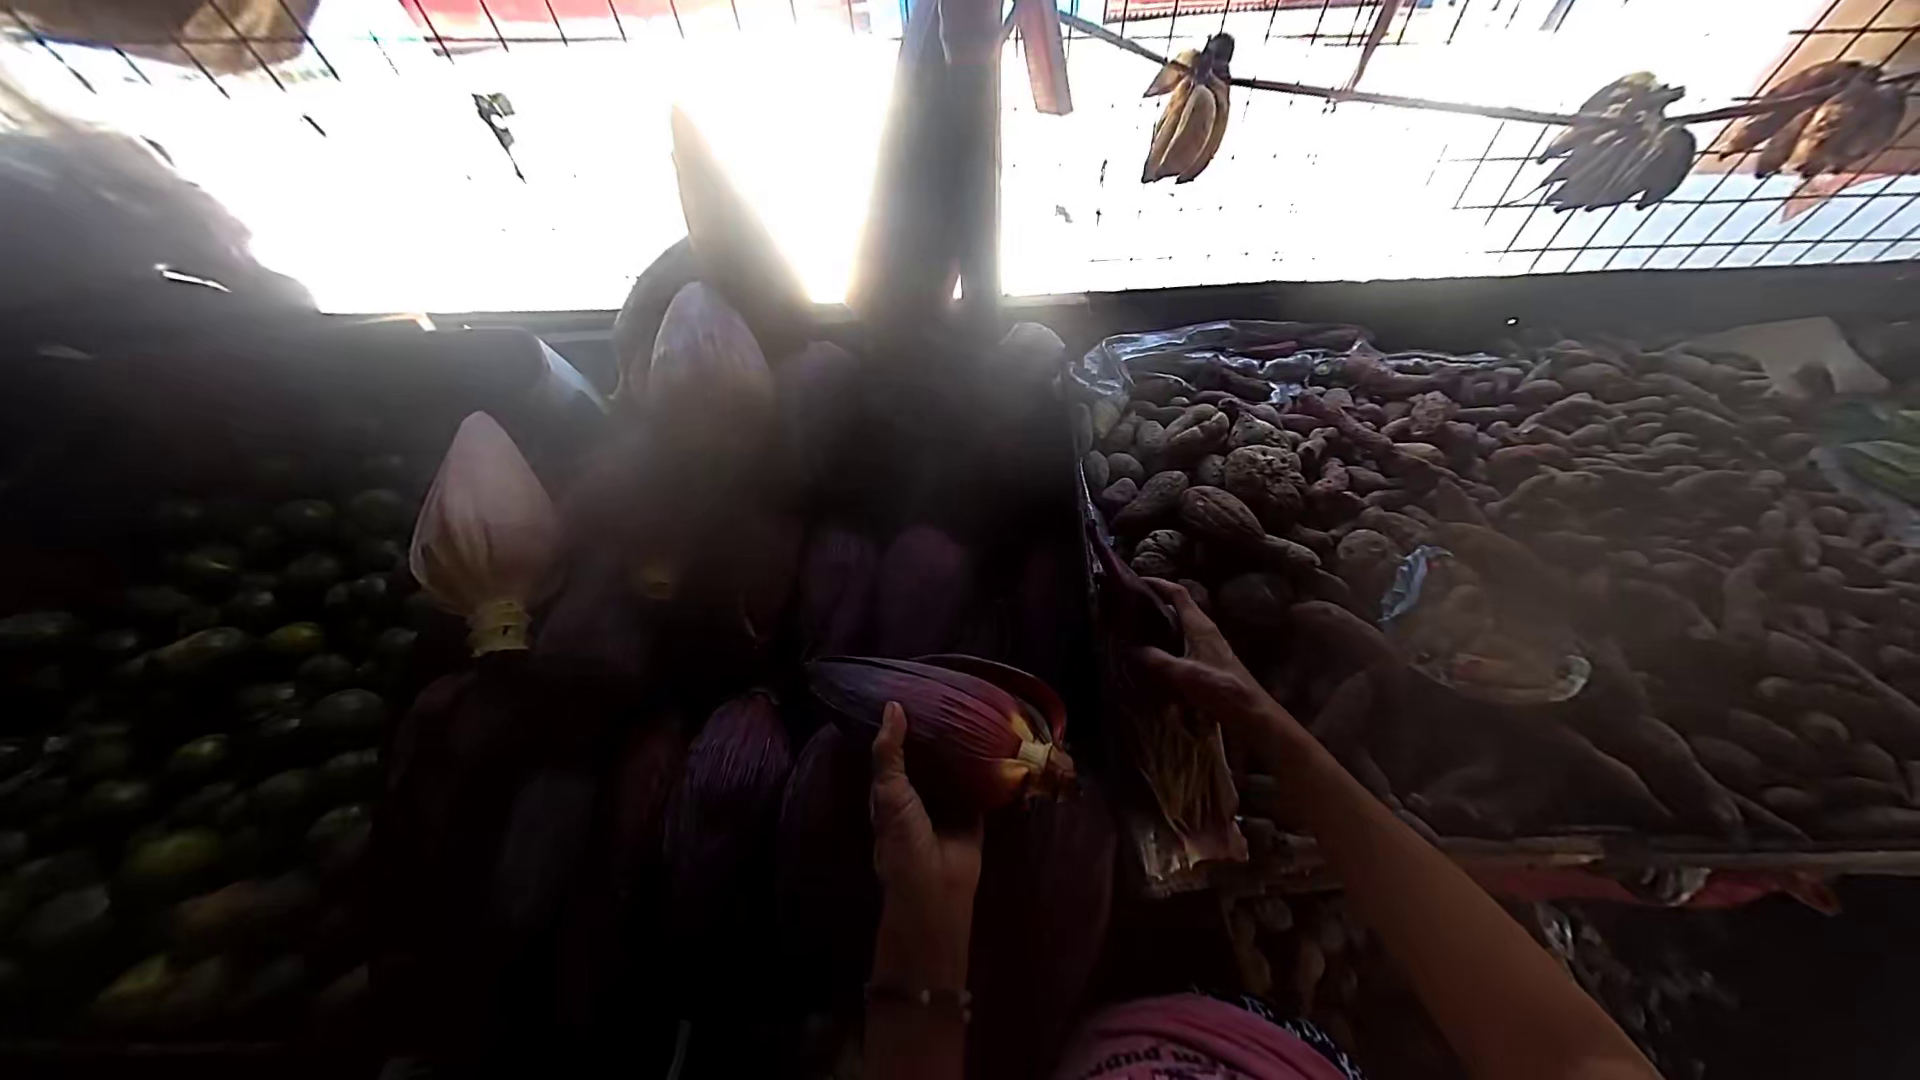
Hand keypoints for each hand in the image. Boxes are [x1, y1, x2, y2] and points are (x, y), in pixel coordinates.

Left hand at [870, 701, 981, 984]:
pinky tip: (998, 738)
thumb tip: (893, 705)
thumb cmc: (904, 839)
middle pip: (929, 751)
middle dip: (938, 729)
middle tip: (952, 692)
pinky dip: (989, 765)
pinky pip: (983, 781)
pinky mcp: (975, 808)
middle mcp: (920, 788)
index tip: (915, 688)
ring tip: (976, 706)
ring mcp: (949, 798)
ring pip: (956, 763)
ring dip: (964, 743)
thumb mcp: (888, 792)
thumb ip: (890, 752)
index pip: (897, 746)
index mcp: (893, 785)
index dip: (903, 722)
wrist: (938, 888)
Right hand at [1136, 577, 1298, 737]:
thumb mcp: (1184, 674)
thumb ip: (1156, 660)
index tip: (1136, 581)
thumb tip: (1130, 649)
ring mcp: (1208, 645)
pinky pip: (1182, 640)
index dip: (1158, 583)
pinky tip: (1155, 652)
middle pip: (1178, 606)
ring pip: (1180, 624)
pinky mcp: (1209, 659)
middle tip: (1130, 605)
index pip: (1178, 594)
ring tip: (1136, 626)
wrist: (1252, 713)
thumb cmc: (1221, 689)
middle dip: (1155, 601)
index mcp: (1200, 626)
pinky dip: (1166, 639)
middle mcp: (1205, 630)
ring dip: (1160, 621)